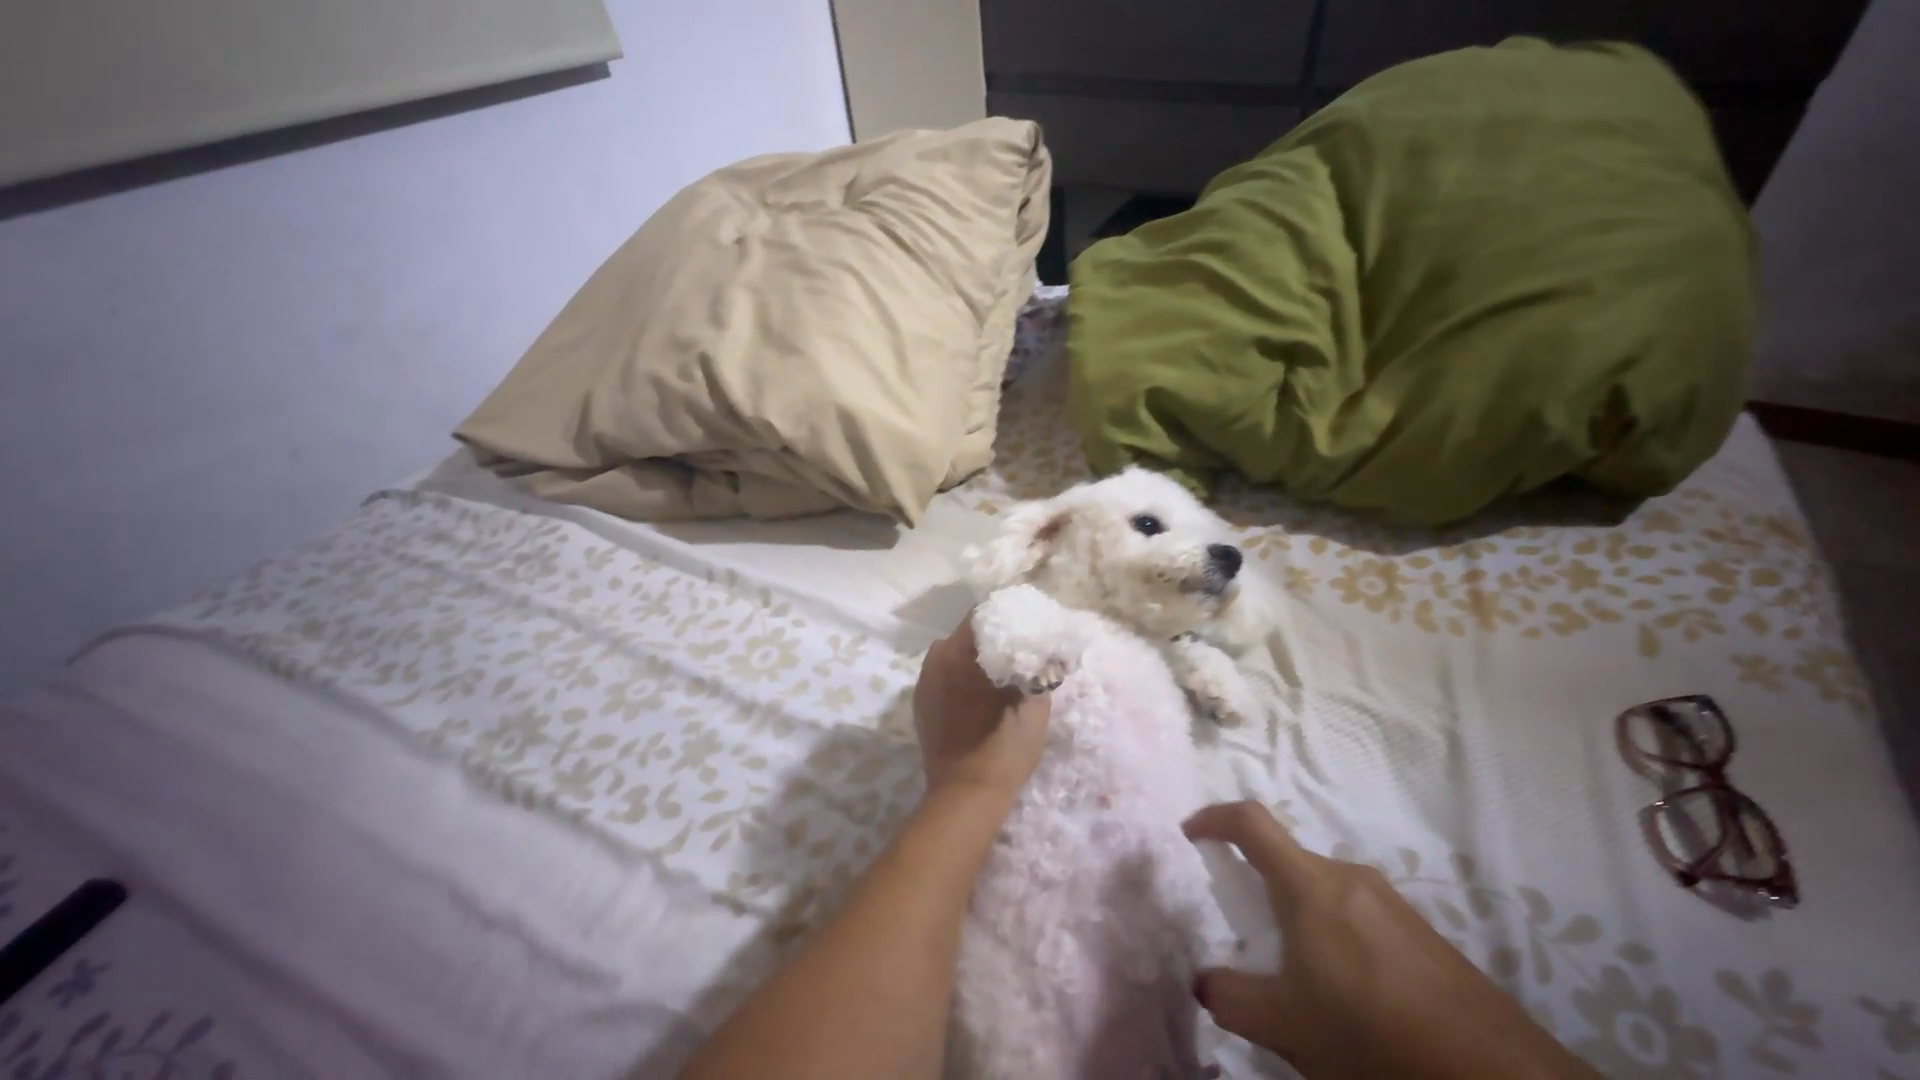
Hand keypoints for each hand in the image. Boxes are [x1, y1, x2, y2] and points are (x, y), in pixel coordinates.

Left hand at [912, 612, 1051, 795]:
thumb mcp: (1034, 705)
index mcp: (959, 651)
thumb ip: (1039, 669)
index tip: (1031, 627)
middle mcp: (936, 658)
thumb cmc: (1003, 748)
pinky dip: (965, 678)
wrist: (965, 796)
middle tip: (1023, 652)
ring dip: (980, 660)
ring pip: (958, 656)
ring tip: (1007, 674)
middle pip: (970, 634)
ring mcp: (925, 681)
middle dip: (996, 639)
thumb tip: (1047, 651)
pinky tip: (985, 695)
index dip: (1010, 617)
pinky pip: (947, 676)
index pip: (984, 615)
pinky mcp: (923, 703)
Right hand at [1185, 802, 1601, 1079]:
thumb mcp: (1283, 1025)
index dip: (1213, 818)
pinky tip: (1347, 996)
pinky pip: (1356, 916)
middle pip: (1287, 862)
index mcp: (1309, 886)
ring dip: (1297, 919)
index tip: (1191, 834)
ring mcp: (1390, 902)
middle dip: (1257, 889)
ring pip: (1322, 893)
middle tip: (1247, 940)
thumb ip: (1230, 997)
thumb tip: (1206, 981)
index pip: (1251, 822)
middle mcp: (1349, 877)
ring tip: (1298, 980)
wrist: (1494, 1070)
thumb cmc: (1370, 1031)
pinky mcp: (1420, 931)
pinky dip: (1332, 938)